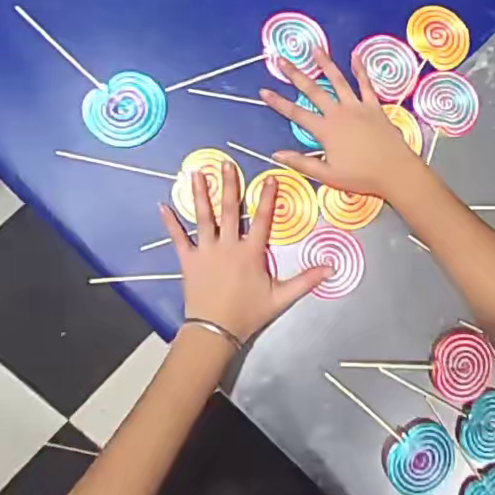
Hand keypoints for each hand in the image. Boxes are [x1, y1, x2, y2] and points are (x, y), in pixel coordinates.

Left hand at [160, 162, 329, 341]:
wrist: (215, 330)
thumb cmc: (248, 314)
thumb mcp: (281, 298)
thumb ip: (306, 280)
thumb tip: (331, 268)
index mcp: (251, 252)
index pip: (263, 219)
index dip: (268, 198)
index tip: (270, 178)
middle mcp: (228, 245)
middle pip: (229, 210)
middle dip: (228, 185)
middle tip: (226, 164)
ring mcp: (206, 251)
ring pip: (203, 217)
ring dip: (200, 194)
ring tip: (196, 173)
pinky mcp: (188, 260)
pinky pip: (177, 238)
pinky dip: (170, 222)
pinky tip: (163, 206)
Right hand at [259, 49, 427, 200]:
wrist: (395, 171)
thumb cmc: (361, 177)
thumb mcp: (327, 176)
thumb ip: (301, 163)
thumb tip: (276, 154)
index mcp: (325, 130)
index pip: (295, 113)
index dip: (278, 102)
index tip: (263, 91)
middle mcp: (339, 113)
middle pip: (313, 90)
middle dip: (295, 74)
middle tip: (281, 59)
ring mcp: (357, 107)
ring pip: (338, 81)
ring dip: (325, 63)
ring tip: (315, 48)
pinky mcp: (374, 107)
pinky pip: (365, 85)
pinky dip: (360, 70)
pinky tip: (355, 56)